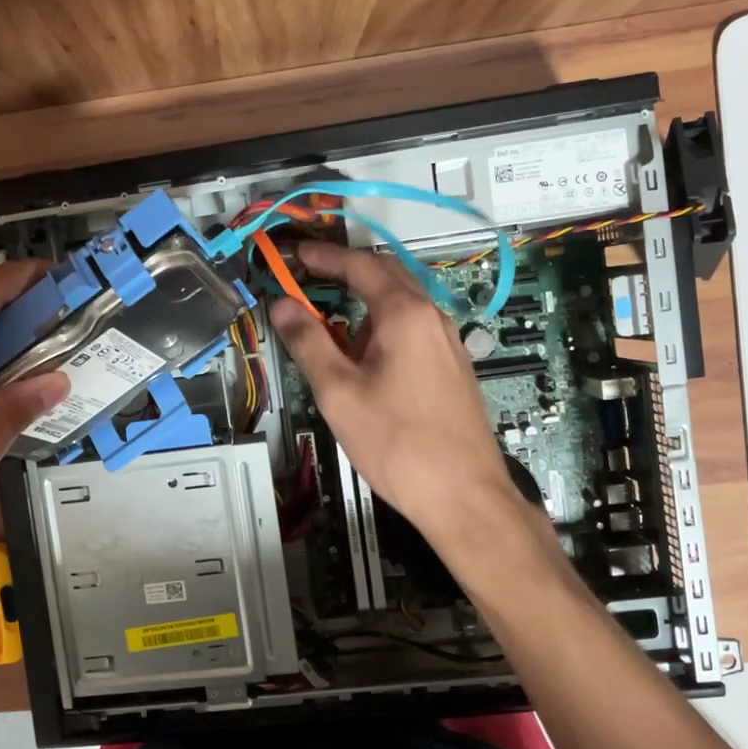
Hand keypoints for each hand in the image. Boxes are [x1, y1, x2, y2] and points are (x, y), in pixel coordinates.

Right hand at [267, 242, 530, 546]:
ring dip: (365, 301)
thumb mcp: (339, 392)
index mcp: (405, 314)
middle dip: (347, 270)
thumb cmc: (397, 443)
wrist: (463, 495)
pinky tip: (366, 358)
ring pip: (402, 304)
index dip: (324, 257)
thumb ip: (308, 342)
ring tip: (330, 324)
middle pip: (387, 275)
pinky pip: (414, 329)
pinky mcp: (453, 368)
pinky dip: (383, 326)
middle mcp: (433, 318)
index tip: (296, 254)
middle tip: (310, 276)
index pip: (360, 266)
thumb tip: (283, 305)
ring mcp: (448, 343)